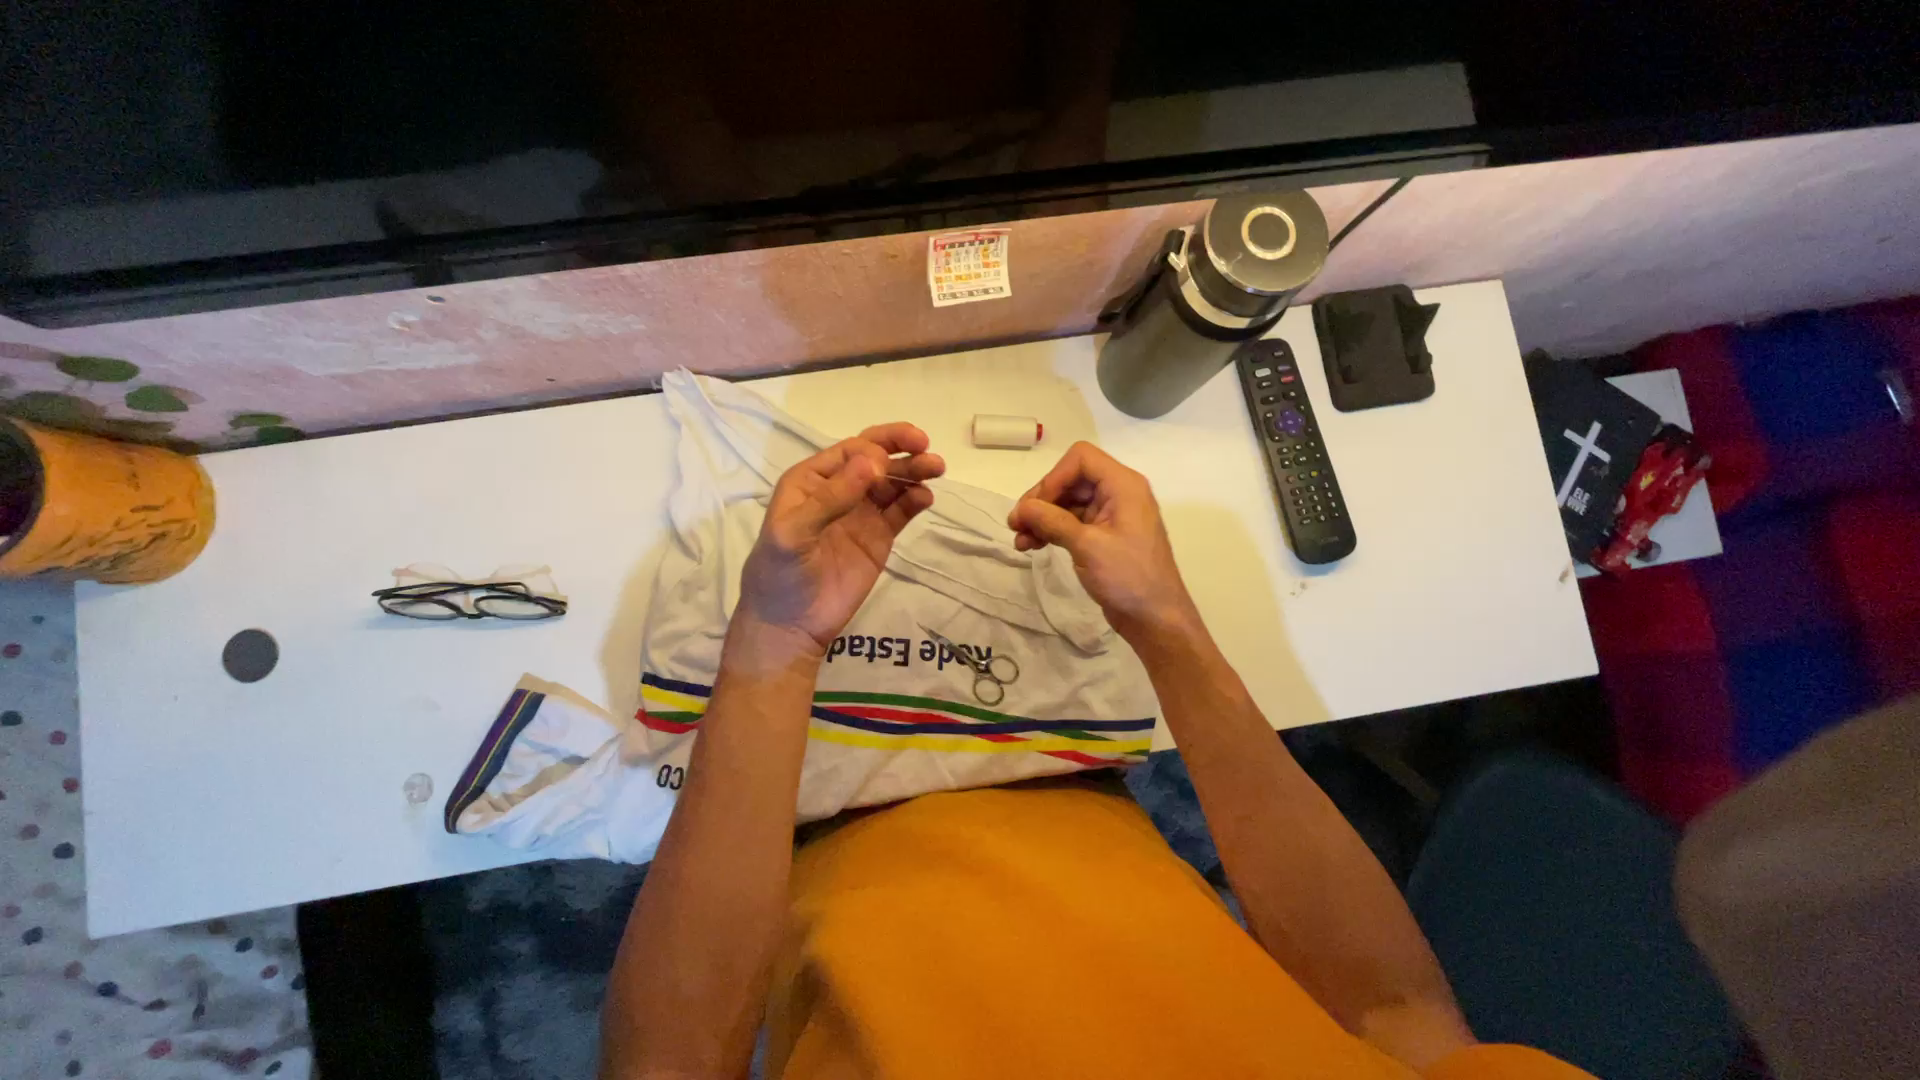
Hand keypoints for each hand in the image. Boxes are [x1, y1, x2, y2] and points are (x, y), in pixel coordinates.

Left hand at [736, 424, 944, 658]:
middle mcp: (838, 490)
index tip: (886, 466)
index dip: (873, 449)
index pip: (849, 452)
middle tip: (926, 447)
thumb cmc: (780, 575)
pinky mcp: (879, 537)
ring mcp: (861, 513)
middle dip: (900, 448)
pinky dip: (915, 500)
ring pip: (892, 483)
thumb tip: (872, 462)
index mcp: (811, 481)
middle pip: (875, 459)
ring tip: (936, 468)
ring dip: (913, 471)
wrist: (790, 625)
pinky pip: (901, 510)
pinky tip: (926, 497)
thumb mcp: (793, 534)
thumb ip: (831, 498)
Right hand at [1007, 441, 1199, 642]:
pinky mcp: (1104, 535)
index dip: (1053, 478)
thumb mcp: (1087, 546)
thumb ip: (1052, 521)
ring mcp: (1111, 515)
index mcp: (1123, 485)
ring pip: (1068, 502)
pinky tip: (1032, 545)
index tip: (1034, 507)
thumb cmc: (1128, 577)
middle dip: (1042, 500)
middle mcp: (1118, 493)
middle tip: (1016, 524)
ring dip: (1042, 517)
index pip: (1081, 459)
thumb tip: (1021, 508)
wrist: (1155, 618)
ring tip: (1020, 540)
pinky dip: (1052, 530)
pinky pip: (1072, 522)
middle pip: (1071, 479)